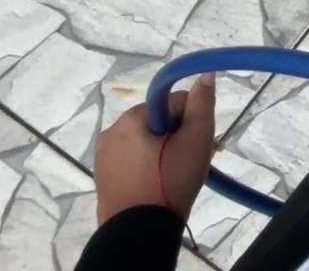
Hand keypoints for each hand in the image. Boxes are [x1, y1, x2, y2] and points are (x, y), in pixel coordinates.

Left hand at [94, 72, 216, 224]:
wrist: (138, 235)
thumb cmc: (170, 179)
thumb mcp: (197, 137)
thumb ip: (202, 102)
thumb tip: (205, 74)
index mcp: (128, 121)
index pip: (173, 102)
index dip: (191, 118)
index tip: (199, 139)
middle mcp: (110, 135)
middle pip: (160, 121)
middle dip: (181, 134)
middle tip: (197, 154)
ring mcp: (103, 160)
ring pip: (149, 141)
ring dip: (170, 149)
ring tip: (186, 169)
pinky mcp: (104, 181)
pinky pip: (136, 160)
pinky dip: (153, 163)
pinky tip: (167, 179)